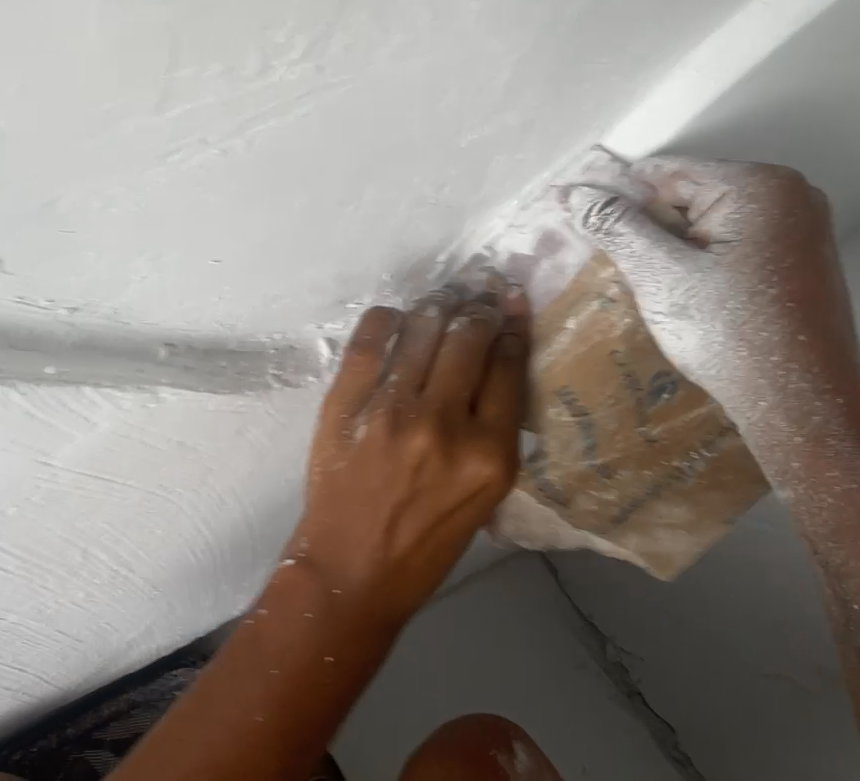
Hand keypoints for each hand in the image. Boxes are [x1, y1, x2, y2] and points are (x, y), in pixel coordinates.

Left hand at [288, 272, 529, 623]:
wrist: (352, 567)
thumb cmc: (427, 541)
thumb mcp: (486, 496)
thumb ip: (494, 432)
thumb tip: (496, 364)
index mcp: (490, 454)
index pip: (508, 366)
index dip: (513, 325)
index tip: (512, 304)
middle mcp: (444, 424)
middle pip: (469, 337)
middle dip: (479, 306)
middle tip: (479, 291)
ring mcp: (390, 409)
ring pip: (423, 328)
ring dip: (438, 303)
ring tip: (445, 296)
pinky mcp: (346, 402)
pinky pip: (370, 339)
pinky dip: (387, 318)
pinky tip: (398, 317)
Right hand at [558, 156, 859, 439]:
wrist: (799, 405)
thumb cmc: (730, 333)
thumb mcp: (659, 272)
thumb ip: (615, 224)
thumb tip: (574, 192)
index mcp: (760, 186)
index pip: (664, 172)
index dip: (614, 195)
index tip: (571, 216)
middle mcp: (789, 196)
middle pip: (686, 195)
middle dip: (642, 223)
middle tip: (602, 256)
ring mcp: (798, 231)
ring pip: (704, 224)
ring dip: (664, 246)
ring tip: (631, 277)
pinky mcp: (795, 264)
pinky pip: (727, 245)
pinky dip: (693, 261)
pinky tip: (671, 291)